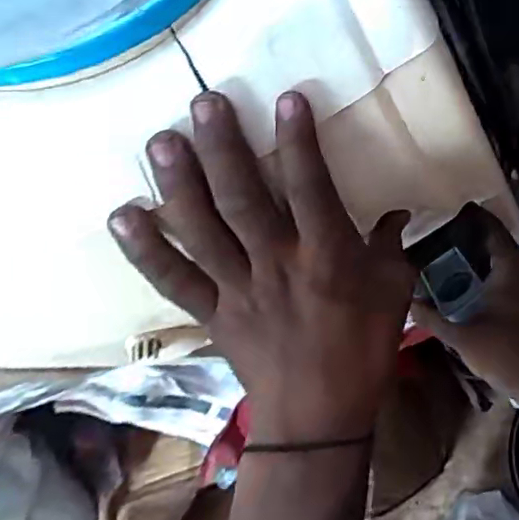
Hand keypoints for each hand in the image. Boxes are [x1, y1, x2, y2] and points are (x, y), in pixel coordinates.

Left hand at [109, 90, 415, 443]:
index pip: (311, 188)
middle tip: (204, 102)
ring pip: (204, 232)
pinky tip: (121, 216)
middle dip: (223, 149)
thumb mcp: (395, 291)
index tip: (287, 97)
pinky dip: (146, 250)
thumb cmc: (363, 349)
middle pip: (244, 200)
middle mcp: (276, 265)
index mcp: (326, 257)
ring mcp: (237, 288)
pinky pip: (175, 280)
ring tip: (161, 140)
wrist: (318, 422)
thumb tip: (397, 209)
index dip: (299, 142)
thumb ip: (391, 244)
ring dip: (180, 185)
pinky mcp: (211, 311)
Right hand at [411, 205, 518, 387]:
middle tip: (433, 227)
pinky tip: (457, 271)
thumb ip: (432, 317)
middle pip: (490, 236)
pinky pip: (498, 265)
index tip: (440, 209)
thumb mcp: (461, 336)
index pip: (488, 224)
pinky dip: (480, 263)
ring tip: (440, 245)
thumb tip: (407, 300)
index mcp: (507, 263)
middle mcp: (518, 264)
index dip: (466, 214)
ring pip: (495, 252)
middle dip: (464, 231)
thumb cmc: (503, 352)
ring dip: (472, 248)